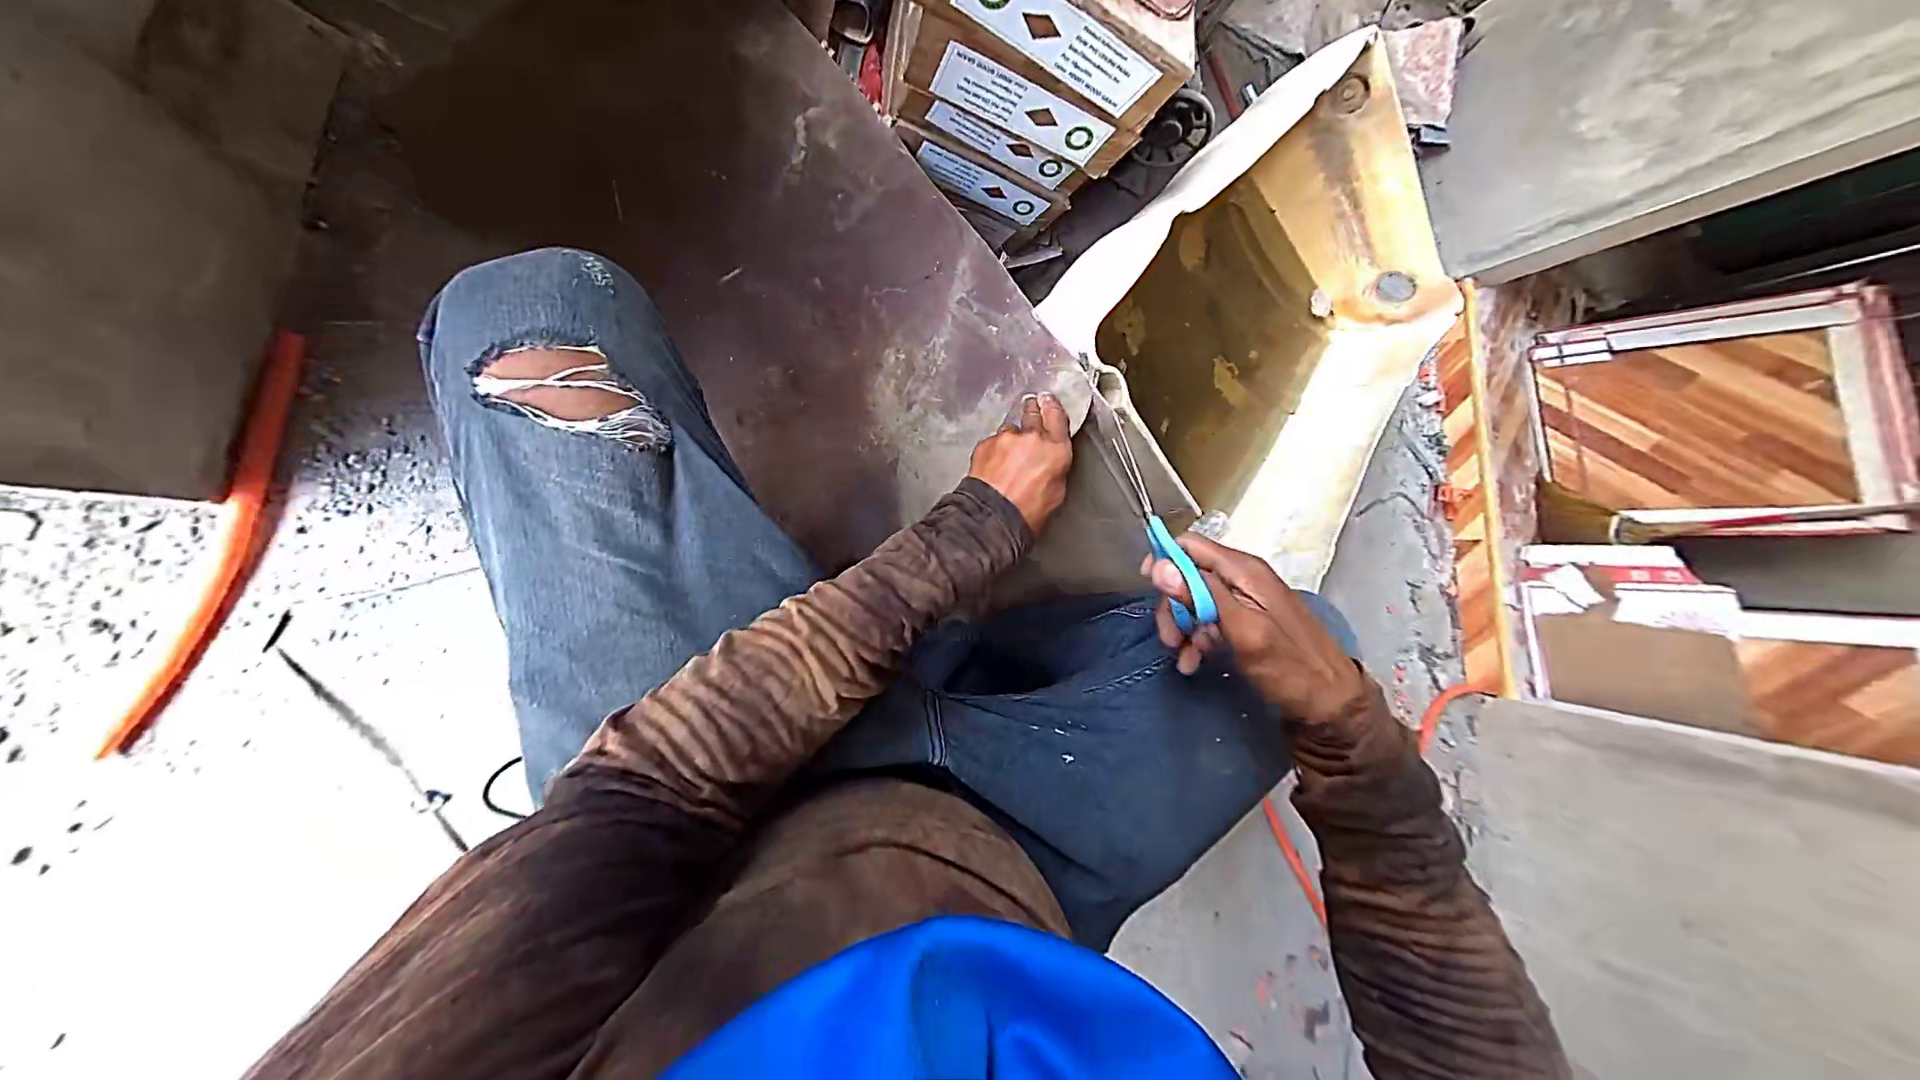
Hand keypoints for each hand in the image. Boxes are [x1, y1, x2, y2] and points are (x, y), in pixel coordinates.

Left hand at [968, 393, 1072, 533]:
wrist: (993, 517)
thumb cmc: (1027, 512)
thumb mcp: (1056, 492)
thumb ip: (1055, 466)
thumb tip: (1050, 461)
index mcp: (1056, 449)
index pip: (1057, 415)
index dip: (1051, 406)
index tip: (1048, 401)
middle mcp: (1032, 438)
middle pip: (1032, 412)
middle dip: (1031, 412)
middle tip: (1029, 415)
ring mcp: (1007, 439)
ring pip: (1009, 429)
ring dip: (1010, 438)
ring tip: (1007, 457)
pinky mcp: (986, 444)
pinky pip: (992, 442)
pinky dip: (993, 450)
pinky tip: (992, 467)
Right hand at [1145, 533, 1366, 722]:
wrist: (1330, 705)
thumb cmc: (1290, 668)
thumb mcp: (1242, 630)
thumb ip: (1202, 595)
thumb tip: (1161, 566)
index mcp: (1244, 570)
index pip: (1190, 545)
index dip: (1164, 560)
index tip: (1149, 588)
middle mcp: (1242, 578)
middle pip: (1188, 575)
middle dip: (1172, 605)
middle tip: (1169, 638)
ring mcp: (1244, 600)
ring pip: (1194, 600)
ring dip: (1182, 627)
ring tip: (1184, 656)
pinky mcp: (1244, 621)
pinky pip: (1208, 620)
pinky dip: (1196, 639)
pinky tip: (1194, 661)